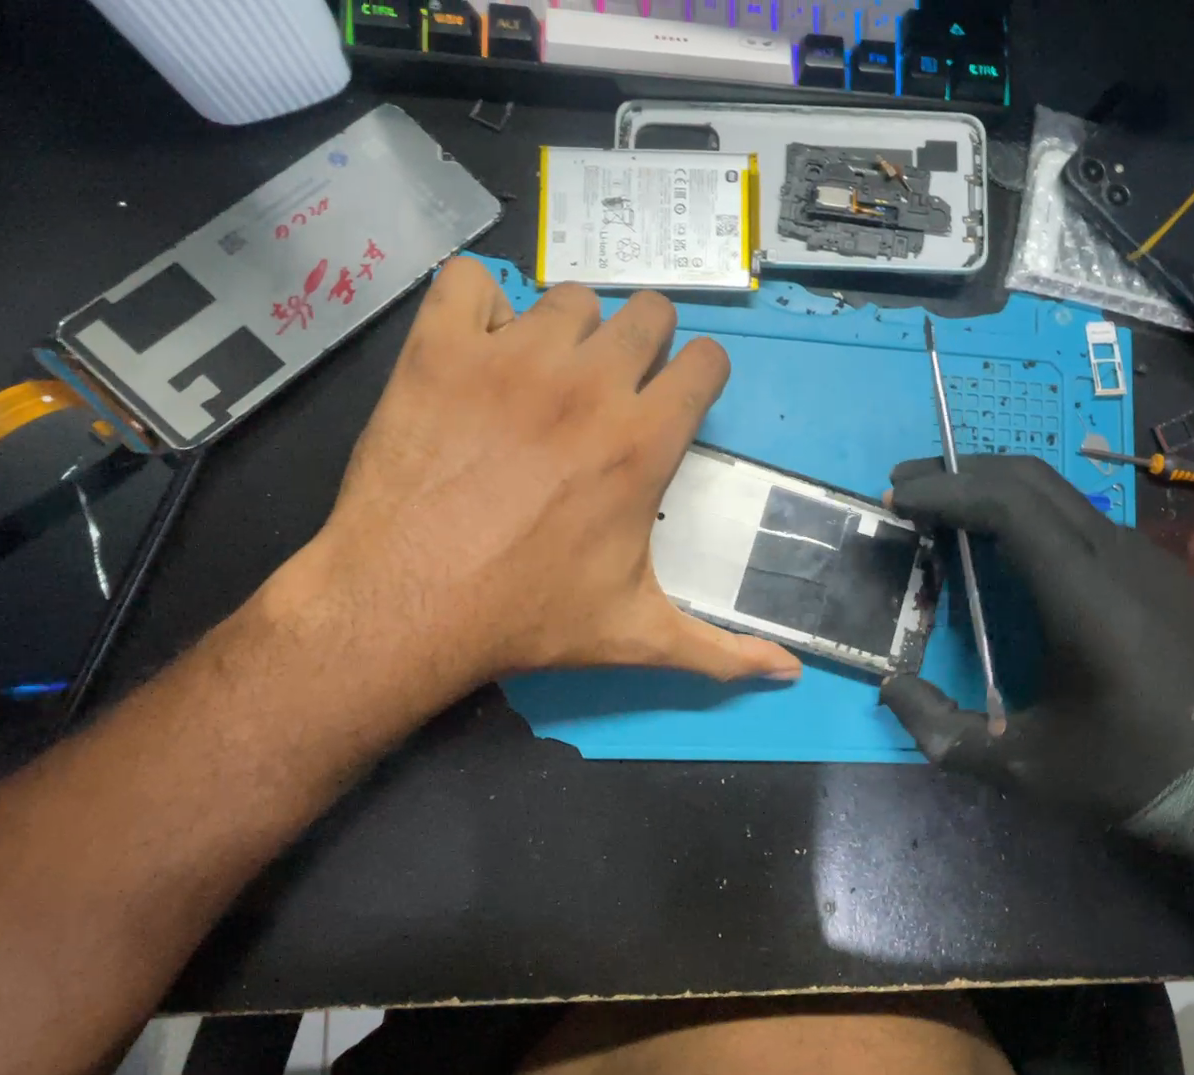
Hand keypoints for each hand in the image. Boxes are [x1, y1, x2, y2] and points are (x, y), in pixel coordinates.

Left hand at [263, 256, 800, 721]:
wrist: (404, 607)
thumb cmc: (527, 617)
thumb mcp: (636, 636)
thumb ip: (721, 650)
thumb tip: (789, 672)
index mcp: (643, 442)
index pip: (706, 361)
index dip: (698, 377)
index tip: (675, 400)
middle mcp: (590, 384)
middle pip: (648, 310)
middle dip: (643, 343)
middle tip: (612, 387)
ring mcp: (513, 359)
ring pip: (570, 299)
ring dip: (568, 331)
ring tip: (543, 377)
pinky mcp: (441, 350)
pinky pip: (469, 282)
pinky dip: (478, 306)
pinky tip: (477, 349)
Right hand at [879, 455, 1193, 901]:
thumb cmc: (1134, 770)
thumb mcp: (1026, 769)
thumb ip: (944, 732)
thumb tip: (891, 687)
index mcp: (1086, 598)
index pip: (1010, 506)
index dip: (947, 490)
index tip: (898, 499)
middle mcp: (1115, 556)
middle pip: (1028, 478)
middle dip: (958, 471)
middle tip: (903, 487)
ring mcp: (1139, 554)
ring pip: (1055, 490)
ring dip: (990, 486)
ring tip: (940, 507)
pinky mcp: (1151, 564)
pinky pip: (1076, 514)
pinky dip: (1022, 508)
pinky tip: (998, 542)